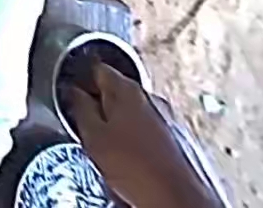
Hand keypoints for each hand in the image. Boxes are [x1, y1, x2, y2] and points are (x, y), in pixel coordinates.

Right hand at [64, 61, 224, 207]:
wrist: (186, 207)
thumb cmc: (138, 170)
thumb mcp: (92, 134)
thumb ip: (78, 104)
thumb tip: (74, 92)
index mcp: (127, 89)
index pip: (94, 68)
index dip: (79, 79)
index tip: (72, 95)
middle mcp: (154, 99)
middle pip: (117, 91)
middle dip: (102, 104)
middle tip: (90, 125)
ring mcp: (176, 123)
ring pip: (137, 114)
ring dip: (124, 124)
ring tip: (114, 148)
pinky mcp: (191, 147)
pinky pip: (155, 133)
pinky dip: (143, 141)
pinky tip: (138, 160)